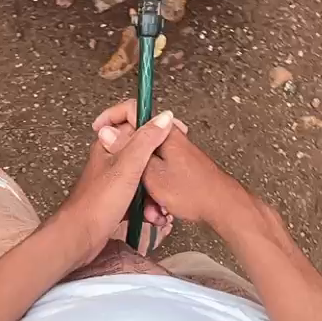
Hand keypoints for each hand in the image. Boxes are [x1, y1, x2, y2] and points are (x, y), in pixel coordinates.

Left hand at [52, 108, 177, 264]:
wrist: (80, 238)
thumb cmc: (98, 202)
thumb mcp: (127, 165)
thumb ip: (146, 140)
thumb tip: (164, 117)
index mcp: (110, 143)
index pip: (134, 120)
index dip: (154, 125)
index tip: (173, 133)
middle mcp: (112, 157)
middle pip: (144, 150)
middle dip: (159, 164)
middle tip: (170, 173)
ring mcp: (115, 179)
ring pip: (145, 175)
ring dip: (156, 189)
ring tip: (162, 206)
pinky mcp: (118, 199)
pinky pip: (141, 196)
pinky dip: (149, 205)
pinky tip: (156, 217)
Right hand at [89, 101, 253, 228]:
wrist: (224, 207)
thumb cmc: (191, 191)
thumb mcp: (151, 174)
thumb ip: (129, 152)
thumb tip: (107, 131)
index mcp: (161, 132)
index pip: (131, 109)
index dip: (111, 117)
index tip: (97, 129)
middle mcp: (169, 137)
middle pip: (136, 141)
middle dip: (128, 164)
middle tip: (122, 182)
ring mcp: (175, 153)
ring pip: (147, 163)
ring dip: (143, 186)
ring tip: (150, 209)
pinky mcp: (180, 168)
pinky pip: (159, 175)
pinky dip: (156, 192)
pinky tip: (161, 210)